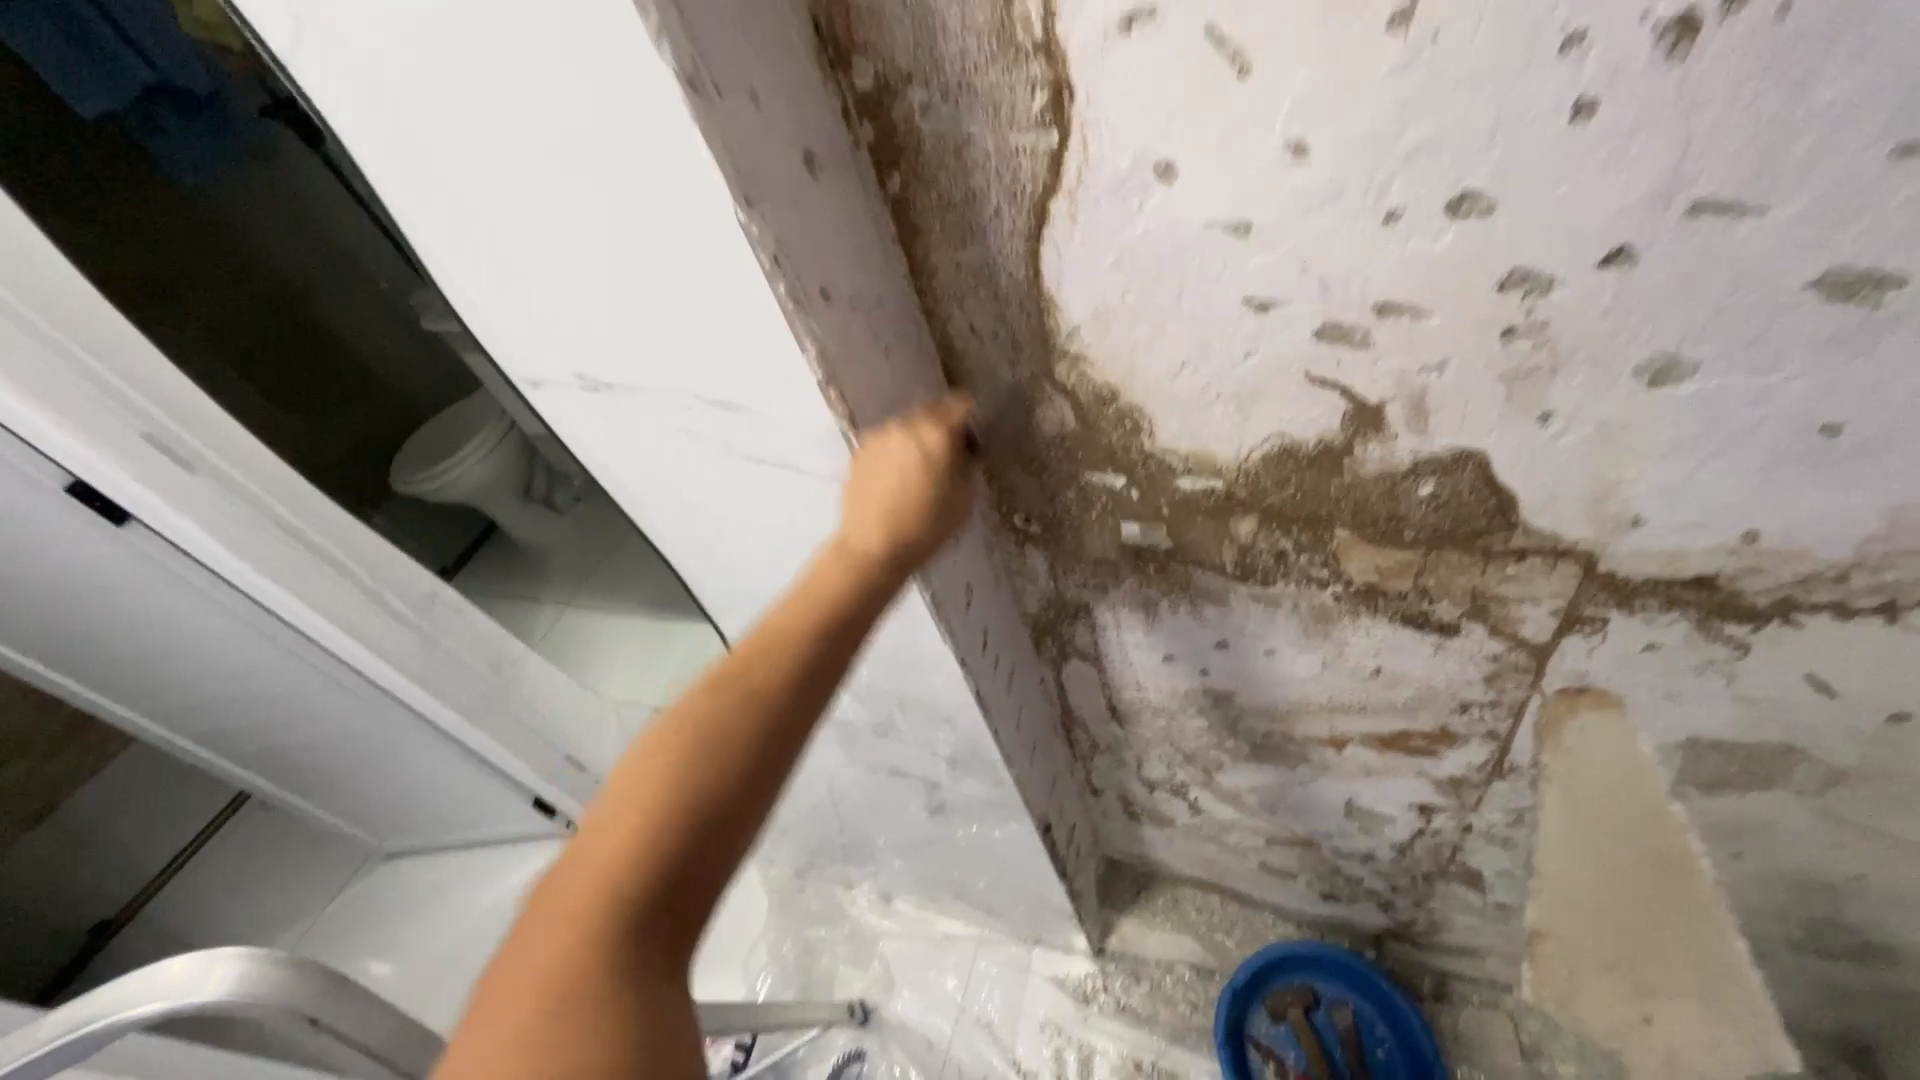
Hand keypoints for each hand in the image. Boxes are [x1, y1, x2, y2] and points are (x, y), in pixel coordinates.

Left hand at [832, 394, 975, 578]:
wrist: (873, 548)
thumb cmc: (927, 527)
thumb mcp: (965, 498)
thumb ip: (967, 464)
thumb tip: (963, 449)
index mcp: (937, 431)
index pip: (961, 404)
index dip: (970, 417)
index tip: (972, 435)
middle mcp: (906, 423)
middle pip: (931, 411)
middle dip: (941, 427)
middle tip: (946, 455)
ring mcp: (878, 436)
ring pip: (906, 427)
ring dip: (915, 440)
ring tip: (916, 472)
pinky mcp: (859, 451)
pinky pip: (886, 443)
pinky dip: (894, 453)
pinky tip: (894, 481)